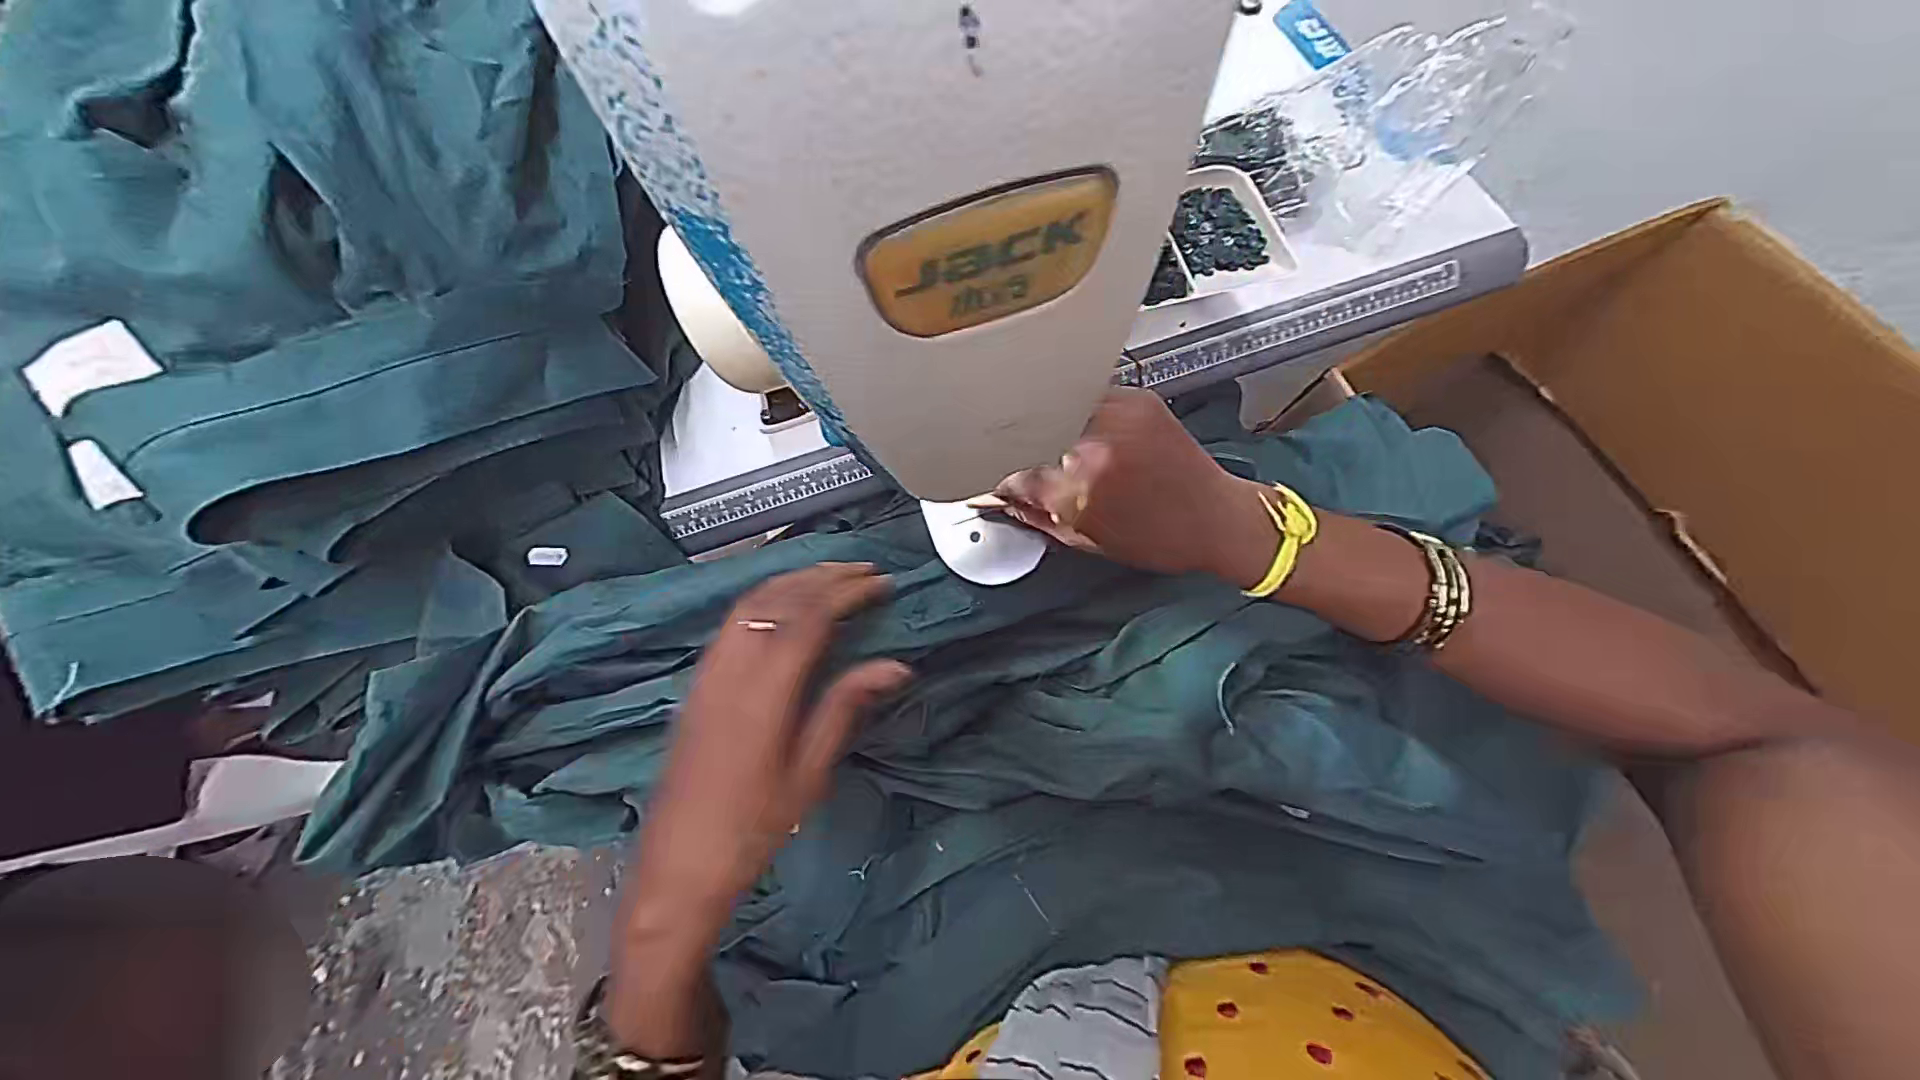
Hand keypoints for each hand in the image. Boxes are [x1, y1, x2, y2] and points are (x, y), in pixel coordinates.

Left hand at [610, 563, 910, 1055]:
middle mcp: (732, 666)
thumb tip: (895, 666)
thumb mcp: (810, 770)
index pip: (811, 616)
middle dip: (824, 574)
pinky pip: (735, 619)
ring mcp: (708, 670)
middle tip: (864, 569)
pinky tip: (786, 603)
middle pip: (779, 597)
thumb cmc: (752, 826)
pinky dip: (767, 596)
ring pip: (751, 601)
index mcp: (765, 689)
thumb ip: (847, 706)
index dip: (848, 591)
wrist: (678, 864)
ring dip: (793, 578)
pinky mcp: (698, 680)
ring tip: (831, 574)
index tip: (882, 583)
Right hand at [983, 387, 1280, 588]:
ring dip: (1042, 422)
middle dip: (1012, 444)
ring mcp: (1118, 413)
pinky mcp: (1137, 399)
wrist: (1218, 518)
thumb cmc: (1155, 540)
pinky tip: (1072, 423)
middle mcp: (1095, 442)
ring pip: (1056, 406)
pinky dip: (1073, 410)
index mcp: (1079, 488)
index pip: (1013, 471)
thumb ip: (1035, 515)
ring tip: (1039, 436)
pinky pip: (1087, 397)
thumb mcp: (1085, 541)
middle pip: (1029, 430)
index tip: (987, 477)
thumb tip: (997, 498)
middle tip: (1005, 454)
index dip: (994, 476)